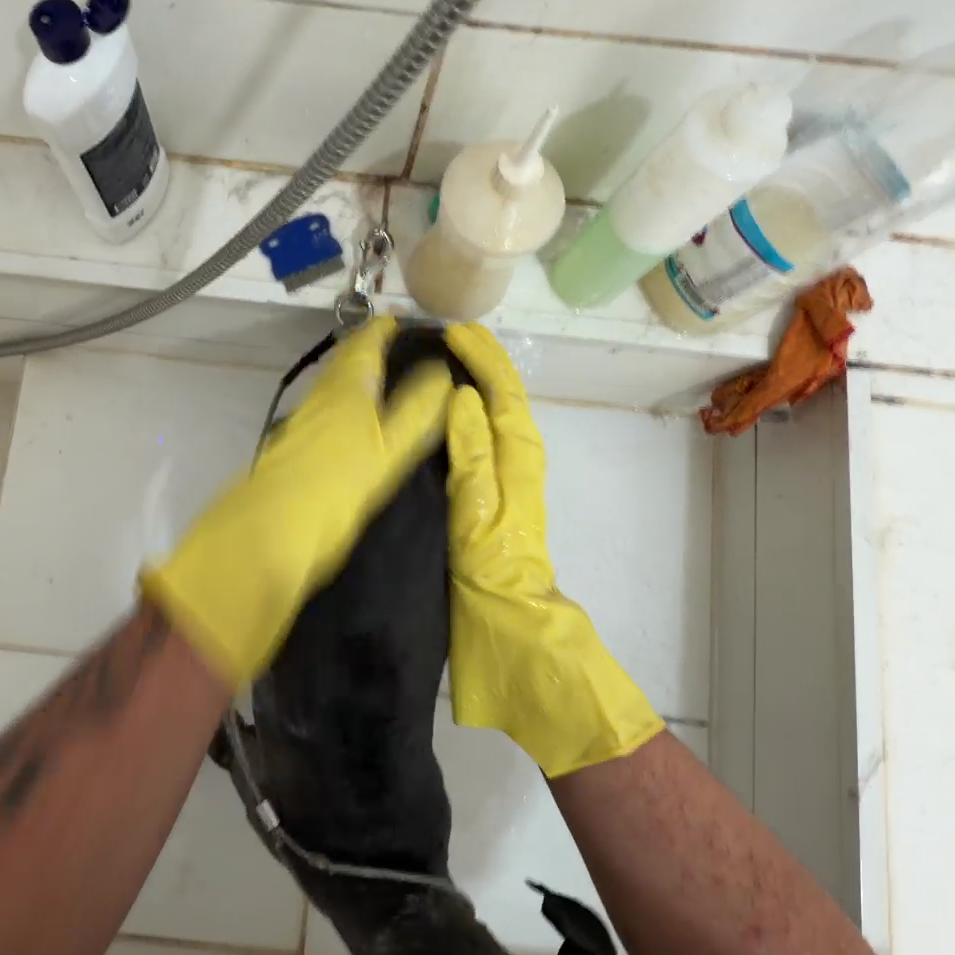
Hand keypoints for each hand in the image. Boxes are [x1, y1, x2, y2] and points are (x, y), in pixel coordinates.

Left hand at [142, 317, 454, 686]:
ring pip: (339, 382)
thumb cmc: (339, 484)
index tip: (416, 322)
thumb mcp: (392, 447)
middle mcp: (324, 392)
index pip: (369, 338)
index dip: (390, 326)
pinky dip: (354, 398)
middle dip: (378, 347)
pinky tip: (366, 418)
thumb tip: (443, 370)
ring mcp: (307, 417)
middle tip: (413, 349)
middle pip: (350, 358)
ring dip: (364, 373)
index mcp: (348, 384)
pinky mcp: (300, 442)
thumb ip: (419, 408)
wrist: (273, 529)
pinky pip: (332, 405)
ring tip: (397, 380)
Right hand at [442, 323, 663, 776]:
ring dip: (473, 381)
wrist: (509, 624)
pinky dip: (464, 411)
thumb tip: (463, 397)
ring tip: (438, 362)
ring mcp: (506, 473)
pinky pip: (480, 434)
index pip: (501, 388)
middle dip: (478, 359)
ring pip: (493, 411)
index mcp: (516, 454)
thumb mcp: (478, 508)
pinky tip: (439, 413)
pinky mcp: (491, 490)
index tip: (449, 330)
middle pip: (501, 393)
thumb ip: (471, 451)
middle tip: (440, 337)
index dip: (480, 355)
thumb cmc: (492, 568)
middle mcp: (516, 455)